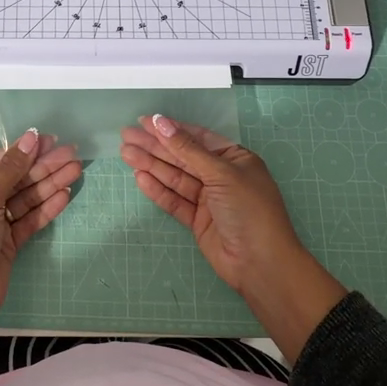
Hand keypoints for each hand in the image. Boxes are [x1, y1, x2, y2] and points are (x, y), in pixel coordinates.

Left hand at [0, 129, 81, 362]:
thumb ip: (10, 170)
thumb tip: (31, 137)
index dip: (24, 151)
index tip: (50, 140)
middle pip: (16, 178)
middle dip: (43, 166)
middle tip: (72, 153)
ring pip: (27, 197)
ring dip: (50, 184)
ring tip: (76, 169)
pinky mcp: (10, 241)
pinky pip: (30, 218)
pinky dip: (47, 208)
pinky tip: (65, 195)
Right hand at [121, 114, 344, 363]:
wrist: (261, 264)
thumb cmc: (249, 210)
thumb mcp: (220, 173)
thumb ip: (187, 149)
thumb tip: (161, 122)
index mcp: (234, 159)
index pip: (197, 138)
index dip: (171, 129)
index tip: (144, 121)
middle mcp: (221, 176)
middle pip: (182, 156)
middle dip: (155, 146)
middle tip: (126, 135)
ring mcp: (209, 199)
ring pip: (175, 177)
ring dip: (151, 165)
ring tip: (125, 153)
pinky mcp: (198, 221)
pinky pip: (175, 200)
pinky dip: (158, 189)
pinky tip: (140, 177)